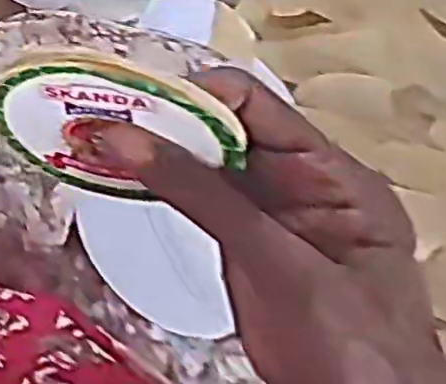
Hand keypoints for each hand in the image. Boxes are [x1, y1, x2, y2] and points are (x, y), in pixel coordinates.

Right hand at [91, 68, 445, 383]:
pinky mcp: (234, 229)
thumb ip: (197, 192)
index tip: (130, 99)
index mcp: (329, 172)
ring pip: (194, 151)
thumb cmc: (353, 354)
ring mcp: (264, 204)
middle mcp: (295, 177)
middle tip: (96, 113)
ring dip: (146, 142)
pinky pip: (186, 185)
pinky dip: (150, 173)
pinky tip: (112, 166)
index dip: (190, 92)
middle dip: (157, 115)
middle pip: (215, 121)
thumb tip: (116, 133)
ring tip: (92, 134)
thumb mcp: (275, 261)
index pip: (250, 101)